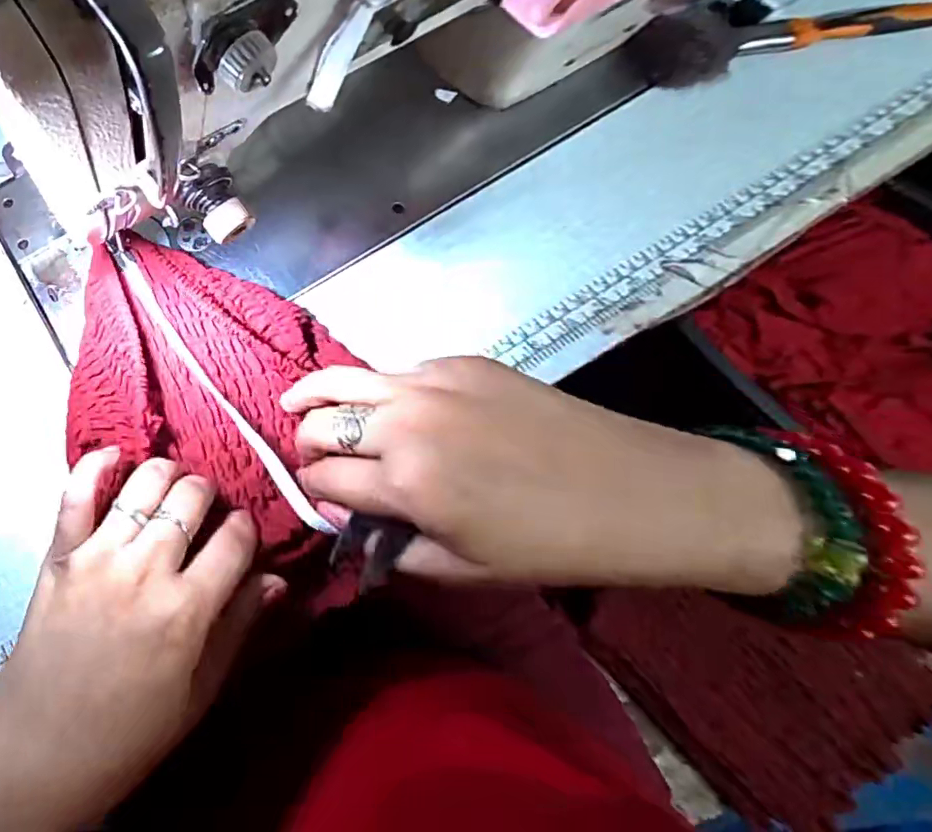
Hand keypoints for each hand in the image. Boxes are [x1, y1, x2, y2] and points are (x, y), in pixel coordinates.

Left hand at [0, 450, 283, 831]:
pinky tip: (114, 455)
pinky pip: (75, 494)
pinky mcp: (59, 555)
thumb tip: (276, 579)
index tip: (243, 532)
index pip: (235, 539)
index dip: (246, 528)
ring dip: (167, 473)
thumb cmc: (129, 733)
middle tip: (208, 506)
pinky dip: (94, 466)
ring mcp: (98, 557)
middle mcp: (144, 572)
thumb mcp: (199, 693)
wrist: (40, 754)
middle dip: (209, 493)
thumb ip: (239, 627)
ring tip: (174, 483)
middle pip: (191, 498)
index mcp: (185, 611)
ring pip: (144, 484)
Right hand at [281, 356, 805, 593]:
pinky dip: (381, 391)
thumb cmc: (548, 545)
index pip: (323, 476)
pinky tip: (393, 406)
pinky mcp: (460, 360)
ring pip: (345, 378)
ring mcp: (432, 381)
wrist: (635, 490)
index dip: (312, 488)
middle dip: (308, 442)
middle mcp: (406, 421)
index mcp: (405, 482)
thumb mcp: (460, 570)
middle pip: (322, 421)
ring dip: (316, 397)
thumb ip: (390, 544)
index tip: (318, 494)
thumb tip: (349, 516)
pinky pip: (398, 372)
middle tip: (315, 456)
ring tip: (297, 403)